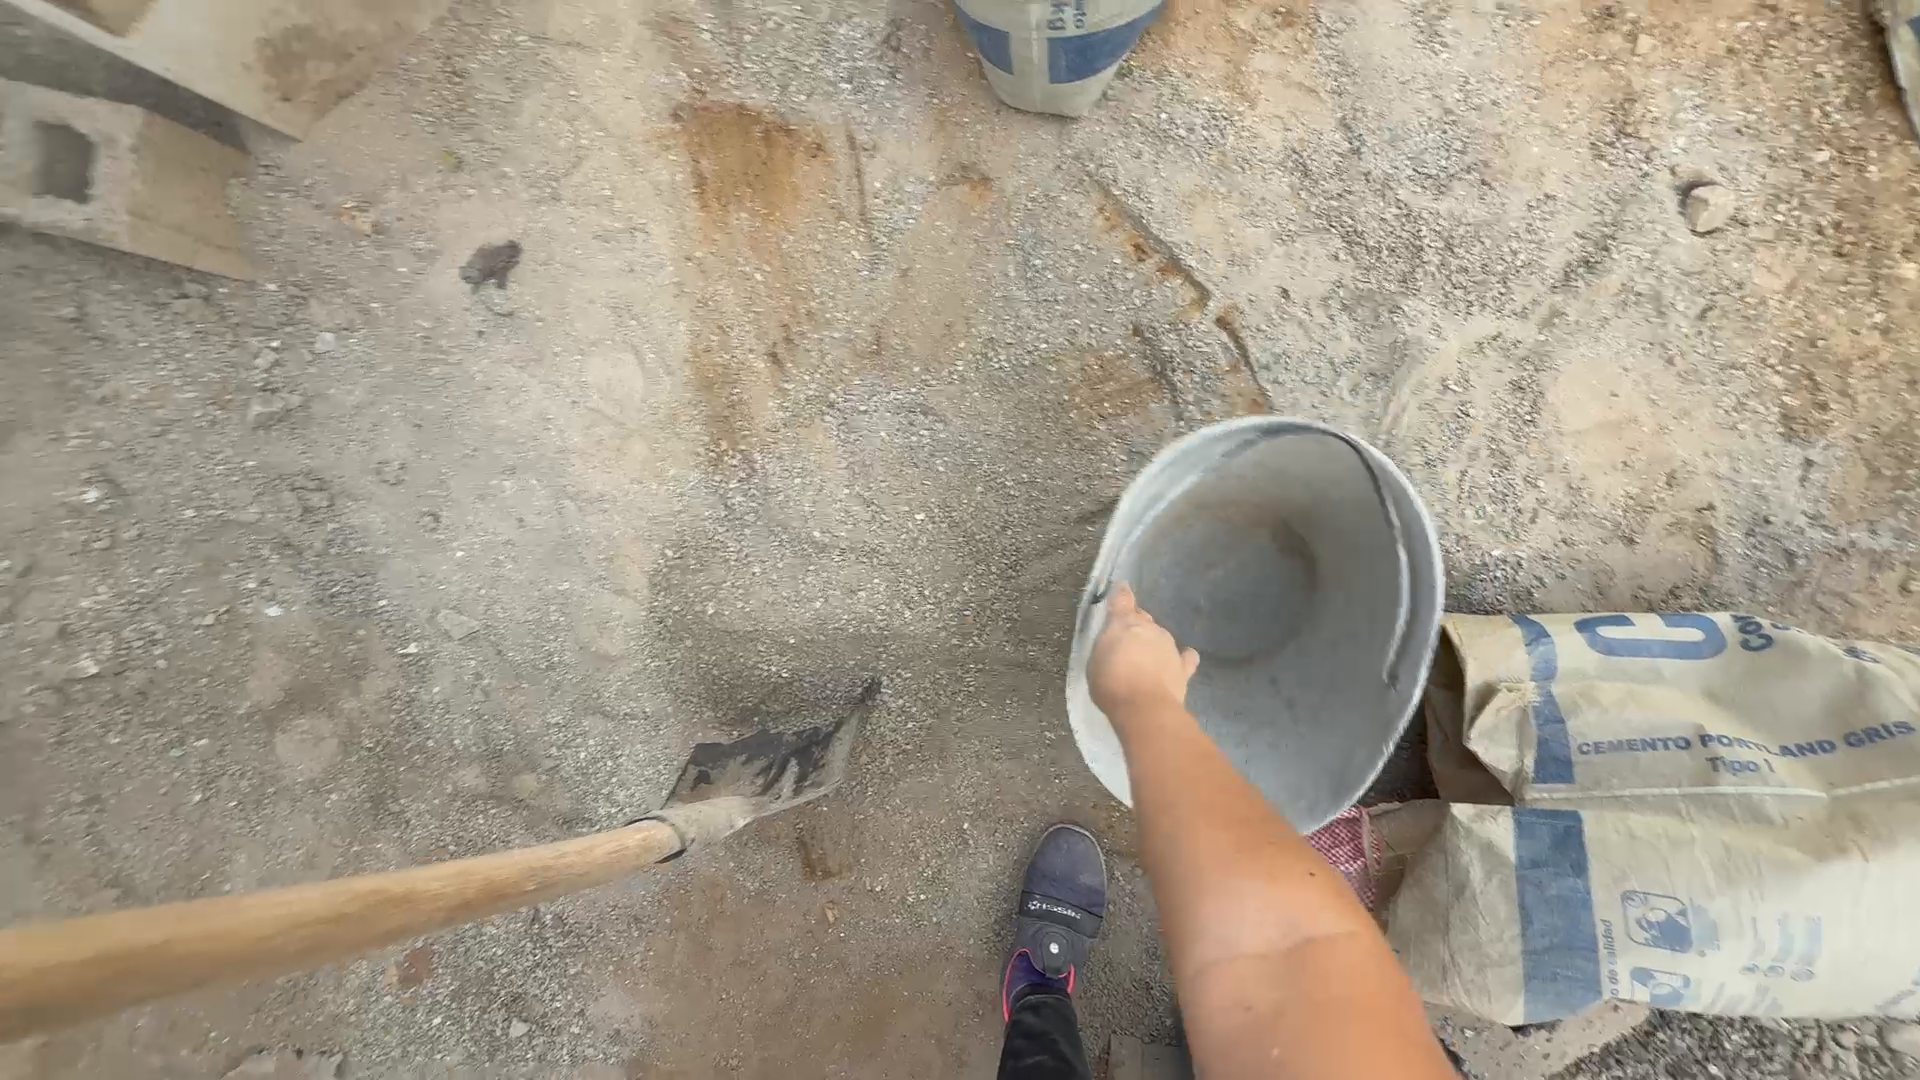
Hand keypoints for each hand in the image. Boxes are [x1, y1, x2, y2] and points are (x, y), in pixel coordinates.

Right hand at [1086, 582, 1200, 717]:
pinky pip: (1185, 657)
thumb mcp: (1096, 661)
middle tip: (1126, 637)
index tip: (1122, 586)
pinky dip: (1182, 657)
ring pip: (1160, 636)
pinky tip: (1181, 660)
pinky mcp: (1183, 667)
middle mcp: (1149, 628)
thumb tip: (1116, 640)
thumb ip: (1107, 645)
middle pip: (1142, 618)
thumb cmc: (1111, 683)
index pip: (1122, 600)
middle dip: (1135, 623)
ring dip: (1153, 642)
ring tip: (1144, 657)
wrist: (1144, 707)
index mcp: (1124, 623)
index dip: (1121, 592)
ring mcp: (1169, 646)